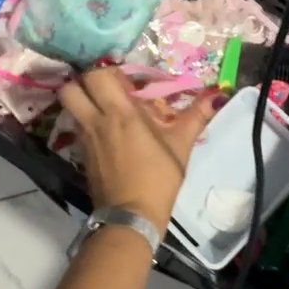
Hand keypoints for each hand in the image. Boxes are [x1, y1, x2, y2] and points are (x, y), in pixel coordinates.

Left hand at [58, 67, 220, 227]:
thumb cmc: (159, 177)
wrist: (132, 217)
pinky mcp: (81, 154)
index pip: (97, 76)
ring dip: (82, 100)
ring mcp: (84, 138)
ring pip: (69, 106)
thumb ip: (196, 115)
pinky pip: (76, 126)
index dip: (108, 71)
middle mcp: (95, 121)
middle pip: (71, 87)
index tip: (126, 80)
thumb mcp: (181, 144)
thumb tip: (218, 96)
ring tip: (104, 106)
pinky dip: (85, 120)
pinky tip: (106, 130)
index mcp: (119, 113)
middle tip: (108, 88)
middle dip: (86, 81)